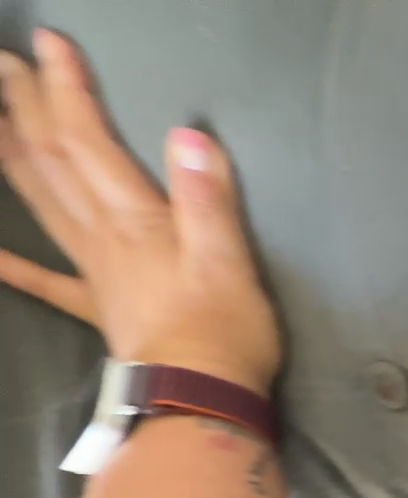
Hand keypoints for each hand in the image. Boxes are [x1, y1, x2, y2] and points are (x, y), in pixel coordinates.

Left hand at [0, 29, 278, 394]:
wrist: (200, 390)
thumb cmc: (226, 327)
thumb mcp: (231, 260)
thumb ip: (210, 200)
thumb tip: (190, 136)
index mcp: (134, 219)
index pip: (89, 142)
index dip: (69, 91)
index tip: (51, 45)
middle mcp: (100, 233)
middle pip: (50, 160)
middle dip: (25, 106)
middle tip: (2, 62)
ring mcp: (93, 269)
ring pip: (36, 199)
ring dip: (6, 152)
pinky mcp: (100, 305)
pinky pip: (40, 280)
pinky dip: (5, 263)